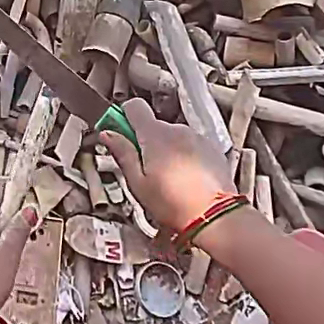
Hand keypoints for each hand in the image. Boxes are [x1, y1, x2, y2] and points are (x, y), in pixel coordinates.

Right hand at [98, 98, 234, 232]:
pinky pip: (190, 147)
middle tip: (142, 170)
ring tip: (166, 180)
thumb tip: (108, 134)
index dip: (122, 118)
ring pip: (171, 138)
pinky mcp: (211, 149)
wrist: (215, 216)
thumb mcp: (138, 182)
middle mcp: (177, 130)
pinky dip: (184, 157)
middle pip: (152, 125)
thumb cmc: (175, 204)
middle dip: (144, 142)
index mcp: (155, 135)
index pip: (134, 107)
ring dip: (165, 151)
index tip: (119, 134)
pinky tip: (184, 180)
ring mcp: (196, 138)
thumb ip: (122, 153)